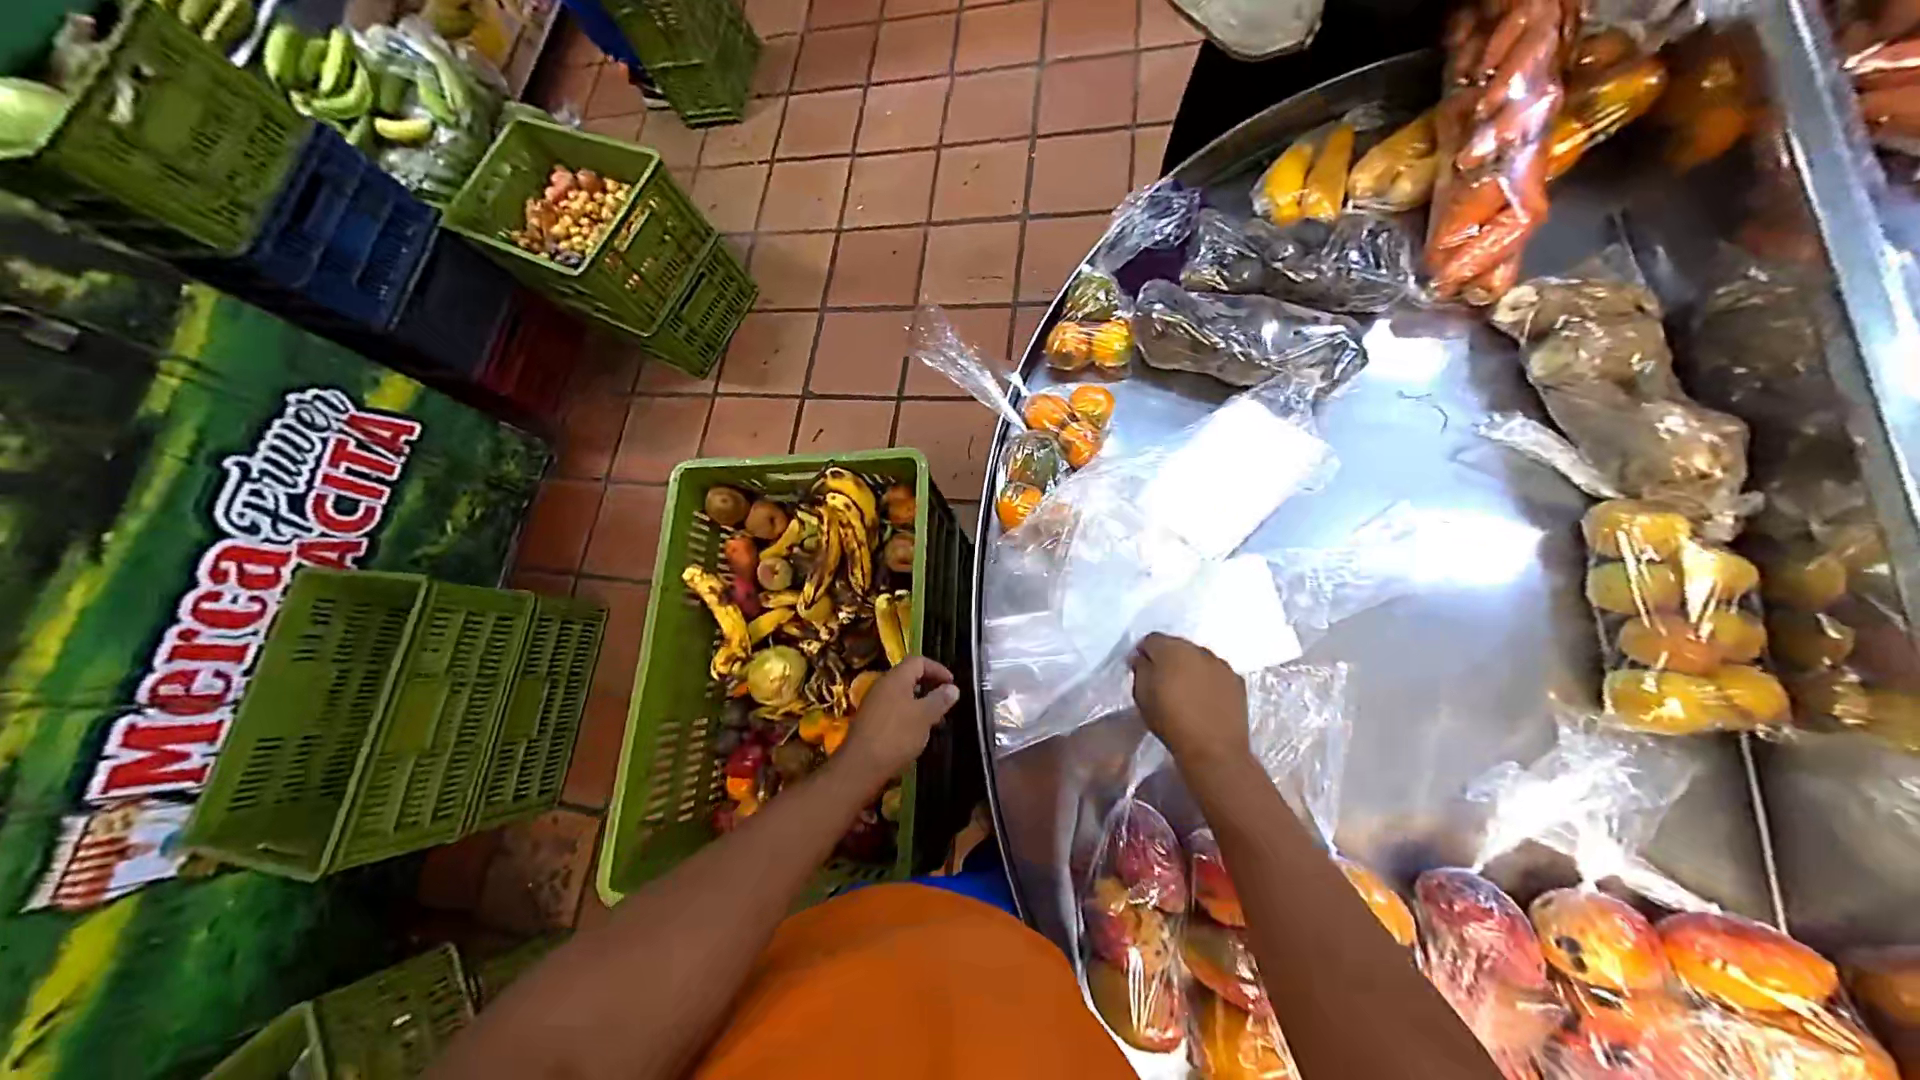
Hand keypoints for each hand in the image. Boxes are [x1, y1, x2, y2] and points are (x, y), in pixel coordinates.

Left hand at [838, 656, 958, 784]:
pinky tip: (917, 733)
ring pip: (902, 695)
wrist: (860, 767)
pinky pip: (893, 710)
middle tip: (945, 701)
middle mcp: (882, 686)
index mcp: (895, 678)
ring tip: (935, 721)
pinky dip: (909, 715)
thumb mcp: (924, 717)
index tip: (952, 684)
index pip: (918, 661)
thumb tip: (952, 688)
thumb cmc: (896, 736)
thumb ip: (939, 700)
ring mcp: (873, 704)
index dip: (937, 668)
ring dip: (920, 703)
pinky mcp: (870, 722)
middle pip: (909, 677)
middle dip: (929, 686)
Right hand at [1130, 633, 1250, 771]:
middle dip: (1167, 658)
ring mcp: (1220, 664)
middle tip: (1162, 681)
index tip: (1141, 670)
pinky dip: (1207, 679)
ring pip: (1198, 657)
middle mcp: (1198, 650)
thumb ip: (1140, 669)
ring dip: (1189, 667)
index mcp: (1171, 649)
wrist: (1214, 749)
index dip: (1143, 653)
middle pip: (1176, 645)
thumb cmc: (1170, 721)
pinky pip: (1215, 672)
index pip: (1151, 639)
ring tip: (1185, 691)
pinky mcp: (1236, 680)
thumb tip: (1142, 657)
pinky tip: (1204, 698)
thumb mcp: (1142, 695)